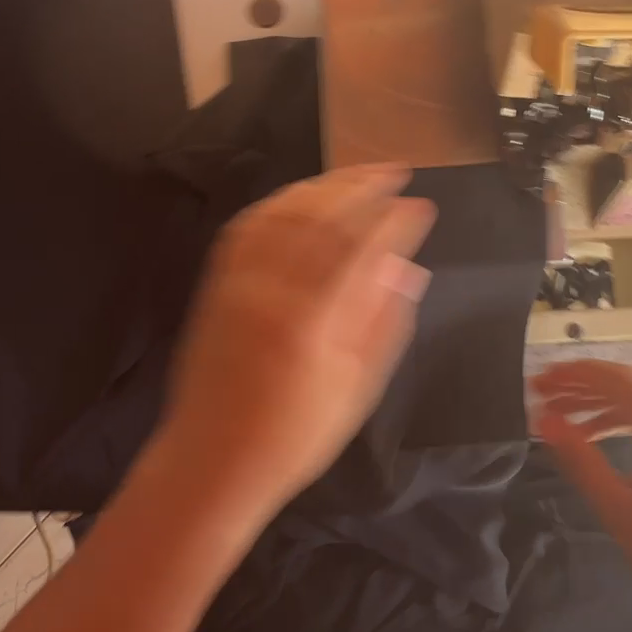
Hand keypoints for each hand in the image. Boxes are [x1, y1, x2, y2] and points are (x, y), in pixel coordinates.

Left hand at [158, 164, 436, 511]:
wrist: (211, 460)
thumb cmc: (295, 436)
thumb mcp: (356, 392)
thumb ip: (382, 326)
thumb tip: (406, 270)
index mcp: (314, 322)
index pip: (362, 248)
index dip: (394, 220)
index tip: (419, 205)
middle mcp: (274, 290)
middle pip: (322, 215)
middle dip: (363, 185)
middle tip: (395, 171)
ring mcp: (239, 281)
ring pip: (285, 211)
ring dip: (325, 185)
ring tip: (357, 176)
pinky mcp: (217, 282)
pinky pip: (250, 225)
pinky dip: (282, 202)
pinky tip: (303, 197)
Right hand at [531, 361, 631, 631]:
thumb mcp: (620, 514)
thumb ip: (581, 462)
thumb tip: (545, 420)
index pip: (622, 382)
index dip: (579, 373)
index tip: (542, 379)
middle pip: (628, 386)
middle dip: (581, 383)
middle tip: (540, 391)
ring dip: (594, 399)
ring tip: (555, 410)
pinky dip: (614, 416)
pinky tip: (587, 431)